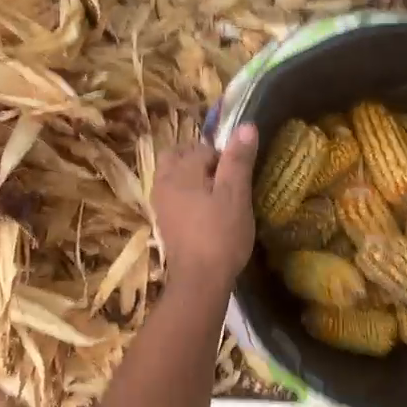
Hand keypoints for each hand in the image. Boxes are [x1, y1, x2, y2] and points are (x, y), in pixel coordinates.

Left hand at [152, 124, 258, 297]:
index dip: (224, 158)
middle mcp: (163, 182)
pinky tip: (205, 213)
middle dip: (201, 161)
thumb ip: (238, 160)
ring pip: (173, 176)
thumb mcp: (236, 195)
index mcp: (179, 172)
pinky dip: (187, 196)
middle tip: (225, 181)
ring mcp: (160, 204)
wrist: (199, 281)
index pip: (202, 148)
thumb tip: (246, 125)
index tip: (239, 179)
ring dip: (193, 178)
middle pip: (179, 157)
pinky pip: (173, 196)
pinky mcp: (164, 223)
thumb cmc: (220, 236)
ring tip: (216, 195)